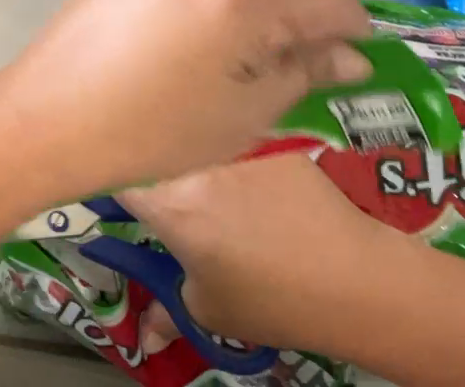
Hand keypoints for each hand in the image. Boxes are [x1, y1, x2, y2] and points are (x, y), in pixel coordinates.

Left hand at [0, 0, 373, 195]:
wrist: (46, 118)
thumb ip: (303, 73)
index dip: (350, 27)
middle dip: (298, 17)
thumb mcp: (245, 114)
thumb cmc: (153, 131)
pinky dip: (205, 0)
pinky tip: (186, 42)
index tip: (350, 61)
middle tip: (294, 68)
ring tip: (234, 59)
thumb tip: (346, 55)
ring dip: (250, 7)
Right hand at [117, 155, 408, 355]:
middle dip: (149, 163)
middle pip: (152, 147)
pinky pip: (231, 135)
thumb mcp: (210, 310)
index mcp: (167, 203)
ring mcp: (230, 142)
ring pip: (191, 137)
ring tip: (209, 185)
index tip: (112, 192)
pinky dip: (230, 153)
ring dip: (188, 156)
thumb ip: (166, 307)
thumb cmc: (275, 301)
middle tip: (161, 190)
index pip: (113, 172)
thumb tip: (144, 330)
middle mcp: (191, 162)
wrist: (358, 279)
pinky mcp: (265, 135)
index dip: (107, 178)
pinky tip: (251, 181)